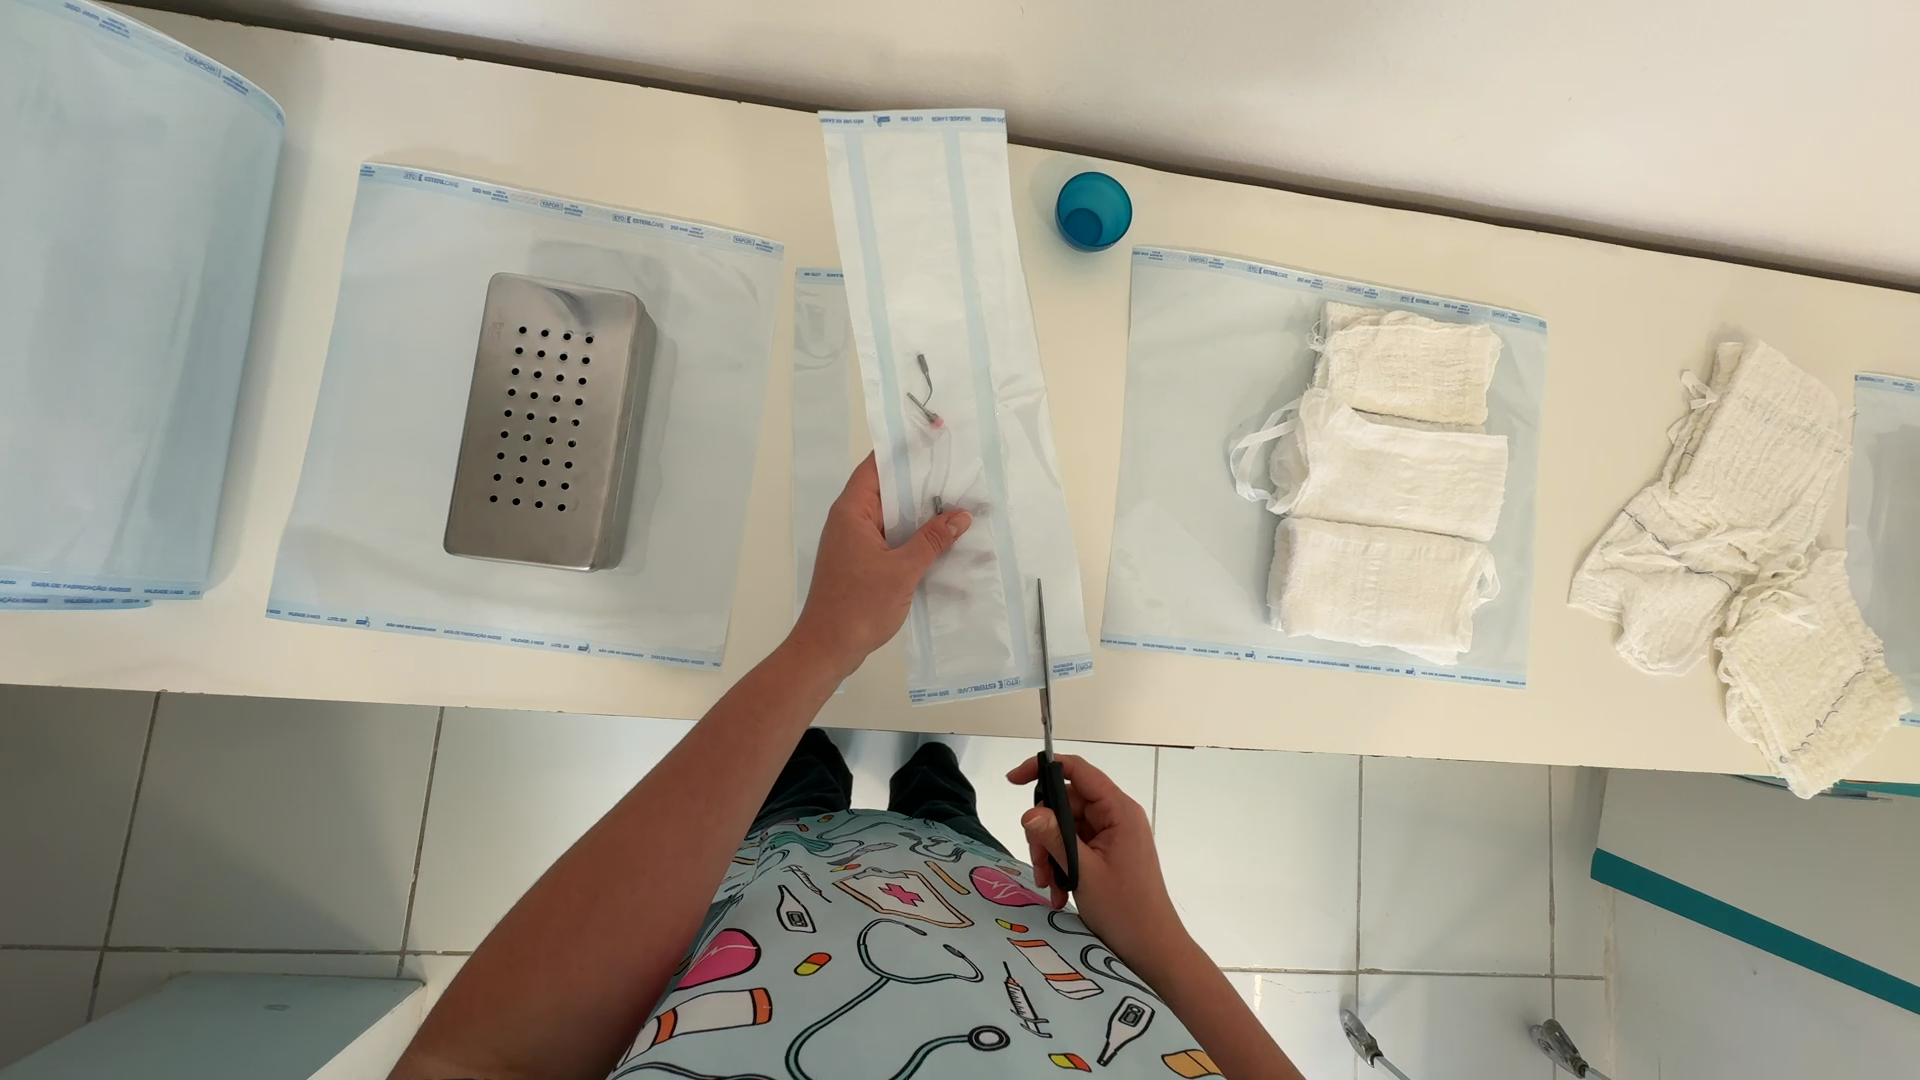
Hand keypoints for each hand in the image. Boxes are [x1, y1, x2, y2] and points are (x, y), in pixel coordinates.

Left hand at [790, 454, 970, 677]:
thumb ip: (932, 540)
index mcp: (852, 512)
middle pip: (887, 490)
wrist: (828, 649)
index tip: (933, 440)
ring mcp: (854, 543)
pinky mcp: (861, 563)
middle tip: (957, 473)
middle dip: (920, 484)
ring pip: (891, 517)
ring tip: (957, 503)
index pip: (876, 467)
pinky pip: (890, 539)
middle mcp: (850, 521)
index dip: (903, 452)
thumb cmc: (858, 606)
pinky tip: (941, 541)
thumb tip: (961, 515)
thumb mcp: (902, 571)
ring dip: (919, 513)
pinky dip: (912, 536)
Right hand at [1007, 754, 1191, 972]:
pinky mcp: (1107, 852)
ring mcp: (1111, 834)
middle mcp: (1116, 815)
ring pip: (1065, 826)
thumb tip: (1028, 812)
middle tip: (1038, 863)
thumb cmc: (1125, 910)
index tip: (1013, 780)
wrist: (1154, 951)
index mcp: (1118, 810)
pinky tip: (1058, 892)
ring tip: (1049, 884)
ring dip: (1050, 852)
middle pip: (1066, 803)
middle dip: (1044, 830)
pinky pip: (1074, 845)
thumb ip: (1055, 837)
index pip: (1077, 770)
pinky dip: (1062, 864)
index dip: (1044, 767)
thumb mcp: (1084, 871)